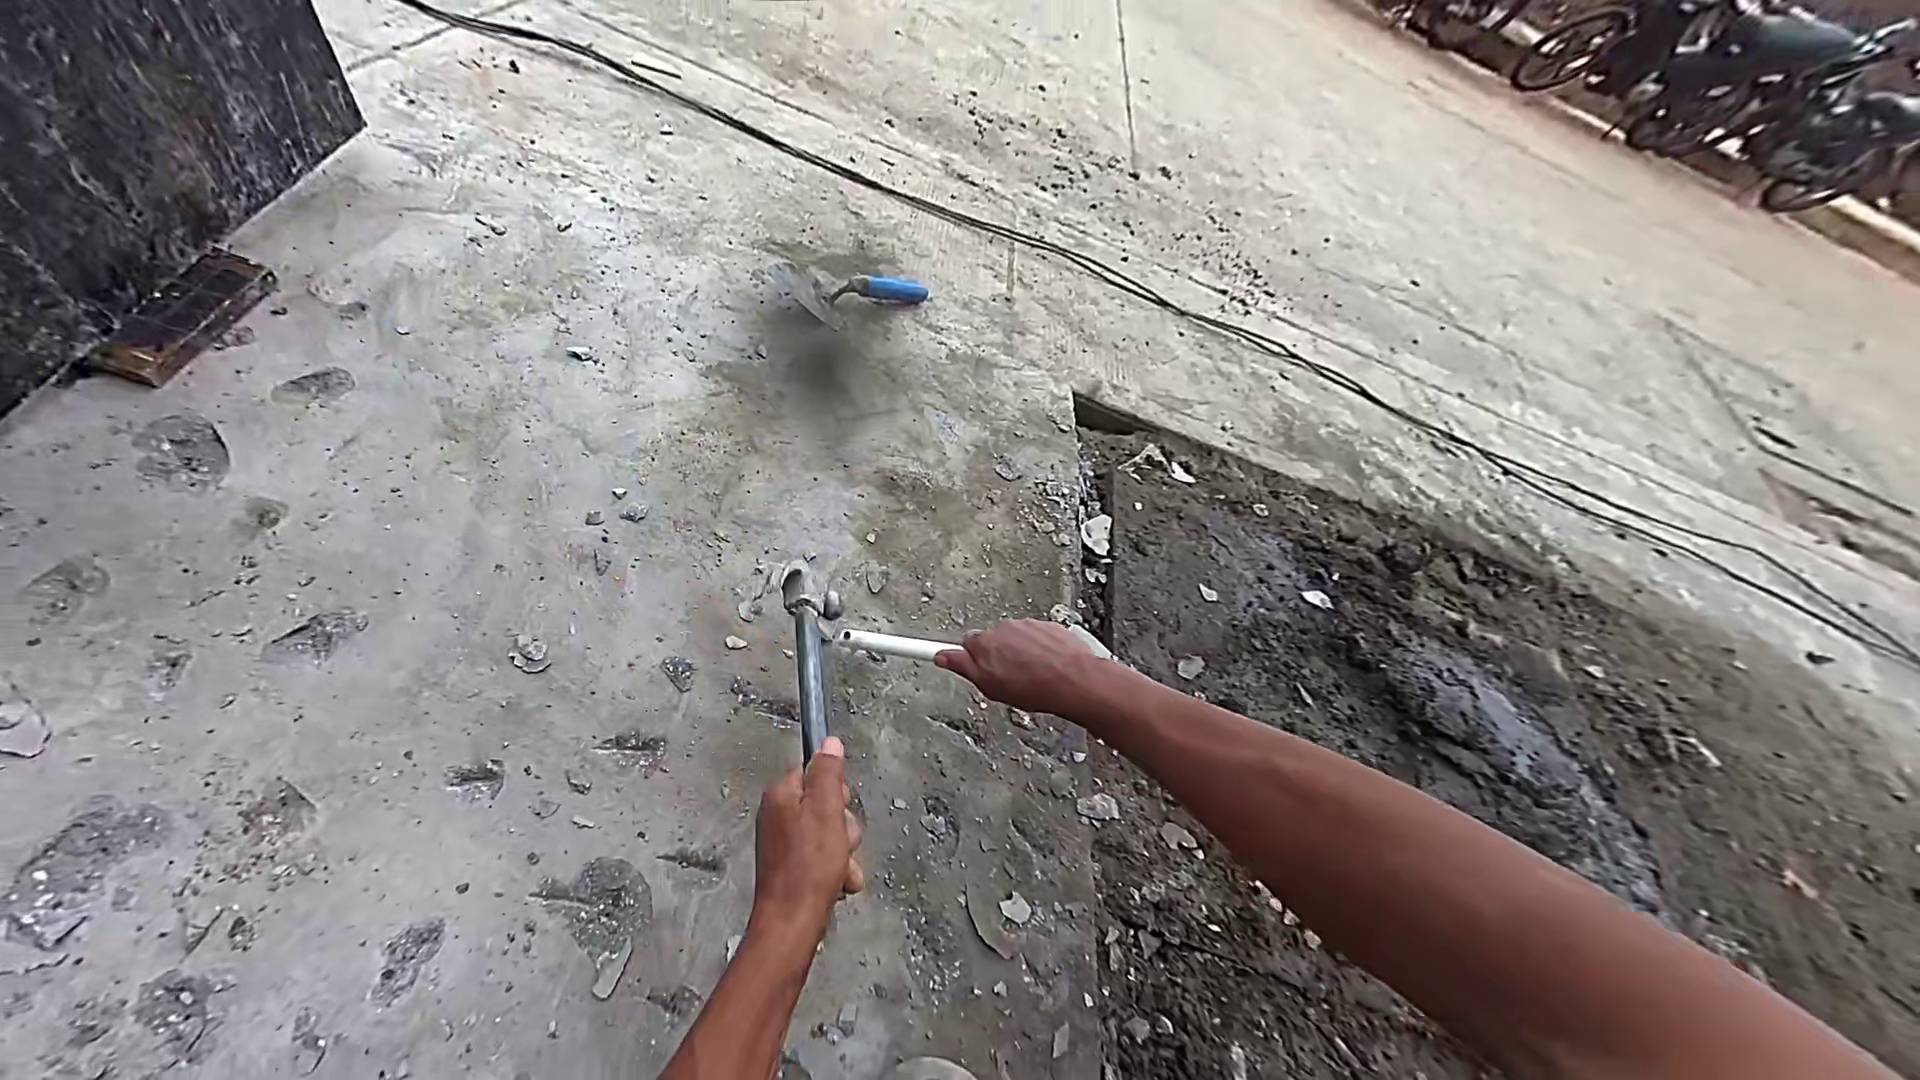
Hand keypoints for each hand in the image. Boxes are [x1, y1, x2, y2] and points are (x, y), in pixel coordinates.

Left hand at [751, 736, 863, 940]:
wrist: (793, 924)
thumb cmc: (808, 868)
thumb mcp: (827, 809)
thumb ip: (829, 773)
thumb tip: (830, 743)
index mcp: (781, 795)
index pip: (816, 771)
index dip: (836, 789)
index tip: (840, 806)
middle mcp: (778, 814)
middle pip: (825, 802)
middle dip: (843, 822)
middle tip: (841, 839)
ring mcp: (783, 841)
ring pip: (829, 830)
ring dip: (843, 848)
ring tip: (839, 866)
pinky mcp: (791, 865)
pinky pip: (823, 855)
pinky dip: (835, 867)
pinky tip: (838, 881)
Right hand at [934, 619, 1102, 716]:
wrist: (1073, 679)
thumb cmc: (1035, 687)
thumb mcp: (991, 687)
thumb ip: (964, 668)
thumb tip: (944, 657)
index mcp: (984, 643)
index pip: (962, 645)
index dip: (957, 653)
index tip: (932, 648)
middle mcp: (1002, 628)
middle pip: (990, 641)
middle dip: (996, 656)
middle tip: (1007, 679)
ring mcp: (1026, 625)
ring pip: (1014, 639)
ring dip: (1019, 653)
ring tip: (1031, 676)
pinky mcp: (1047, 625)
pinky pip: (1036, 636)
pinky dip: (1038, 649)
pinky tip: (1046, 667)